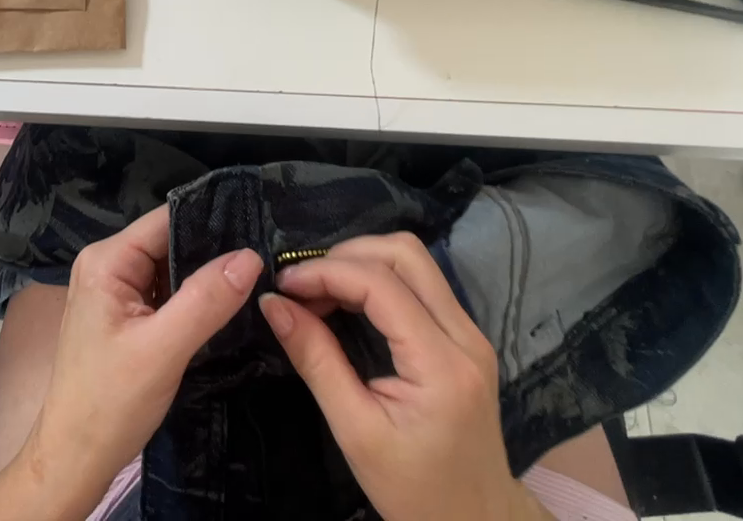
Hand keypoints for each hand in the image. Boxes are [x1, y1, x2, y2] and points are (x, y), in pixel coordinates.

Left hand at [0, 207, 261, 519]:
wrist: (74, 458)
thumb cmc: (110, 402)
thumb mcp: (164, 349)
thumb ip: (206, 300)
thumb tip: (251, 256)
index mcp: (107, 260)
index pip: (166, 221)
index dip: (211, 222)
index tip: (259, 227)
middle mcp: (107, 265)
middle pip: (169, 241)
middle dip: (212, 250)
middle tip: (267, 258)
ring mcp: (114, 290)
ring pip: (170, 268)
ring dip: (204, 276)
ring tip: (256, 277)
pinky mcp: (124, 315)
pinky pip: (165, 292)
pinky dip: (192, 298)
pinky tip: (226, 303)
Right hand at [258, 234, 547, 520]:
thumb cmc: (414, 490)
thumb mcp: (354, 431)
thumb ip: (315, 360)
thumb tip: (272, 304)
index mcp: (441, 365)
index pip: (381, 285)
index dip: (326, 272)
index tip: (282, 285)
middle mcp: (465, 336)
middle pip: (405, 253)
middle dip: (344, 255)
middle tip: (303, 284)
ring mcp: (470, 333)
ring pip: (413, 260)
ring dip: (360, 262)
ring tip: (319, 292)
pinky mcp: (463, 336)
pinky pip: (418, 281)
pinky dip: (375, 277)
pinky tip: (345, 301)